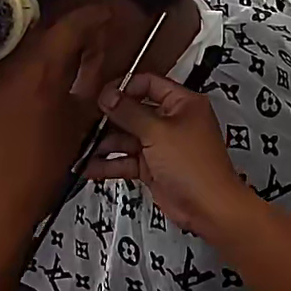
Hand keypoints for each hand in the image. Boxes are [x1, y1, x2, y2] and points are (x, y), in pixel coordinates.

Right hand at [83, 73, 252, 234]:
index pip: (149, 84)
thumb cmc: (197, 167)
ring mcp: (163, 145)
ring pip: (128, 138)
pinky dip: (110, 163)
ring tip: (83, 146)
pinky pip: (127, 160)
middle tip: (86, 121)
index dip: (125, 87)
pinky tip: (89, 166)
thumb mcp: (158, 133)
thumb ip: (130, 113)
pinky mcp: (154, 167)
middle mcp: (174, 122)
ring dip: (105, 143)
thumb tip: (109, 96)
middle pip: (135, 112)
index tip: (101, 95)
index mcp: (184, 104)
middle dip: (111, 118)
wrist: (208, 207)